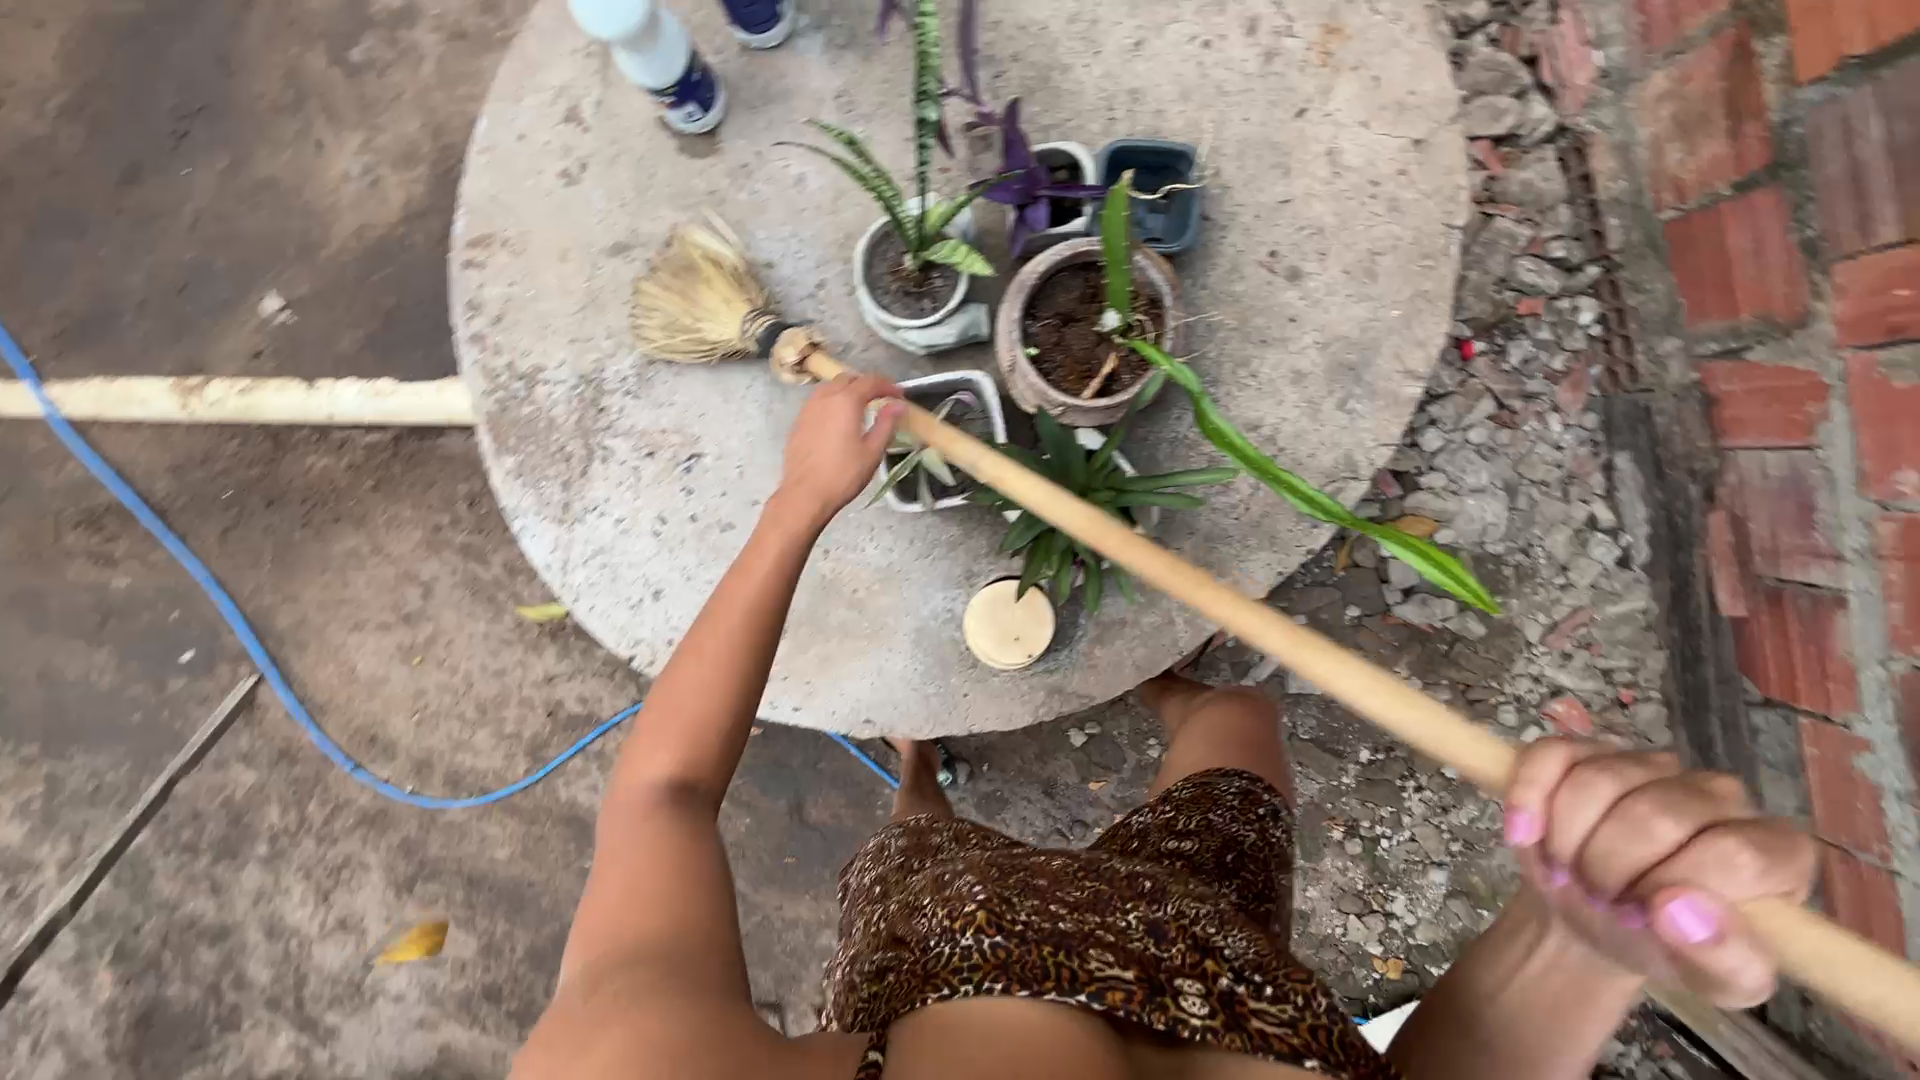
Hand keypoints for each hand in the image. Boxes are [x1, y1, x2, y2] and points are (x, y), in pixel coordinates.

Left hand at [771, 374, 904, 528]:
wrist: (805, 494)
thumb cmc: (844, 475)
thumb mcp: (873, 451)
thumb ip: (886, 424)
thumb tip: (898, 405)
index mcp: (846, 402)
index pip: (870, 382)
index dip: (887, 385)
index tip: (899, 394)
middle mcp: (824, 398)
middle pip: (847, 378)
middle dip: (866, 383)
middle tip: (881, 397)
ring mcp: (808, 409)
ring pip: (829, 387)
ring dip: (847, 389)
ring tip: (860, 405)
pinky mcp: (798, 422)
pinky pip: (817, 401)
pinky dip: (832, 401)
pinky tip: (838, 419)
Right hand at [1502, 739, 1815, 1006]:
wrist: (1595, 917)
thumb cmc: (1663, 945)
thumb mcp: (1711, 980)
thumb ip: (1721, 957)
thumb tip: (1683, 910)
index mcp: (1774, 850)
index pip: (1735, 851)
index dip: (1675, 885)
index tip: (1638, 918)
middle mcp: (1718, 795)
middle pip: (1656, 813)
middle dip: (1608, 865)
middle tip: (1597, 899)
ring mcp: (1645, 764)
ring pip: (1598, 780)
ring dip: (1567, 838)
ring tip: (1567, 872)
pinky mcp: (1581, 749)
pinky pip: (1549, 755)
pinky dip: (1528, 796)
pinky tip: (1526, 834)